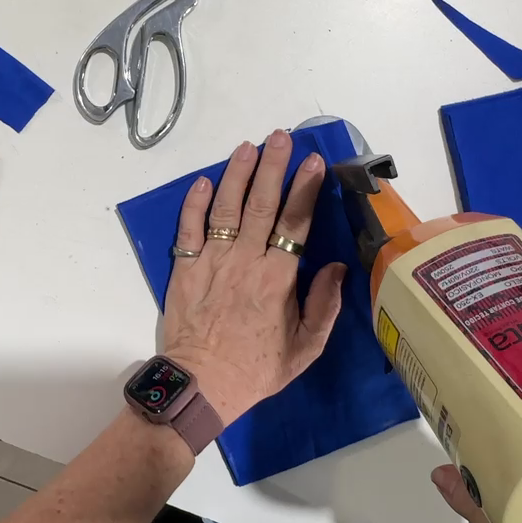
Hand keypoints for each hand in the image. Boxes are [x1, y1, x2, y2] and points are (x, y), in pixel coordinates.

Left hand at [160, 130, 344, 424]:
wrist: (201, 385)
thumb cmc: (256, 369)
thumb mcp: (305, 348)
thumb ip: (324, 306)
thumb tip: (337, 267)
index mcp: (278, 278)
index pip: (294, 222)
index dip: (305, 188)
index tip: (314, 162)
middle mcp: (245, 260)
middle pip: (260, 203)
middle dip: (273, 167)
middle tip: (280, 137)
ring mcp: (211, 261)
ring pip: (225, 208)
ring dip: (236, 174)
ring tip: (247, 147)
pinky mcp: (184, 268)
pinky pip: (188, 228)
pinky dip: (194, 203)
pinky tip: (203, 182)